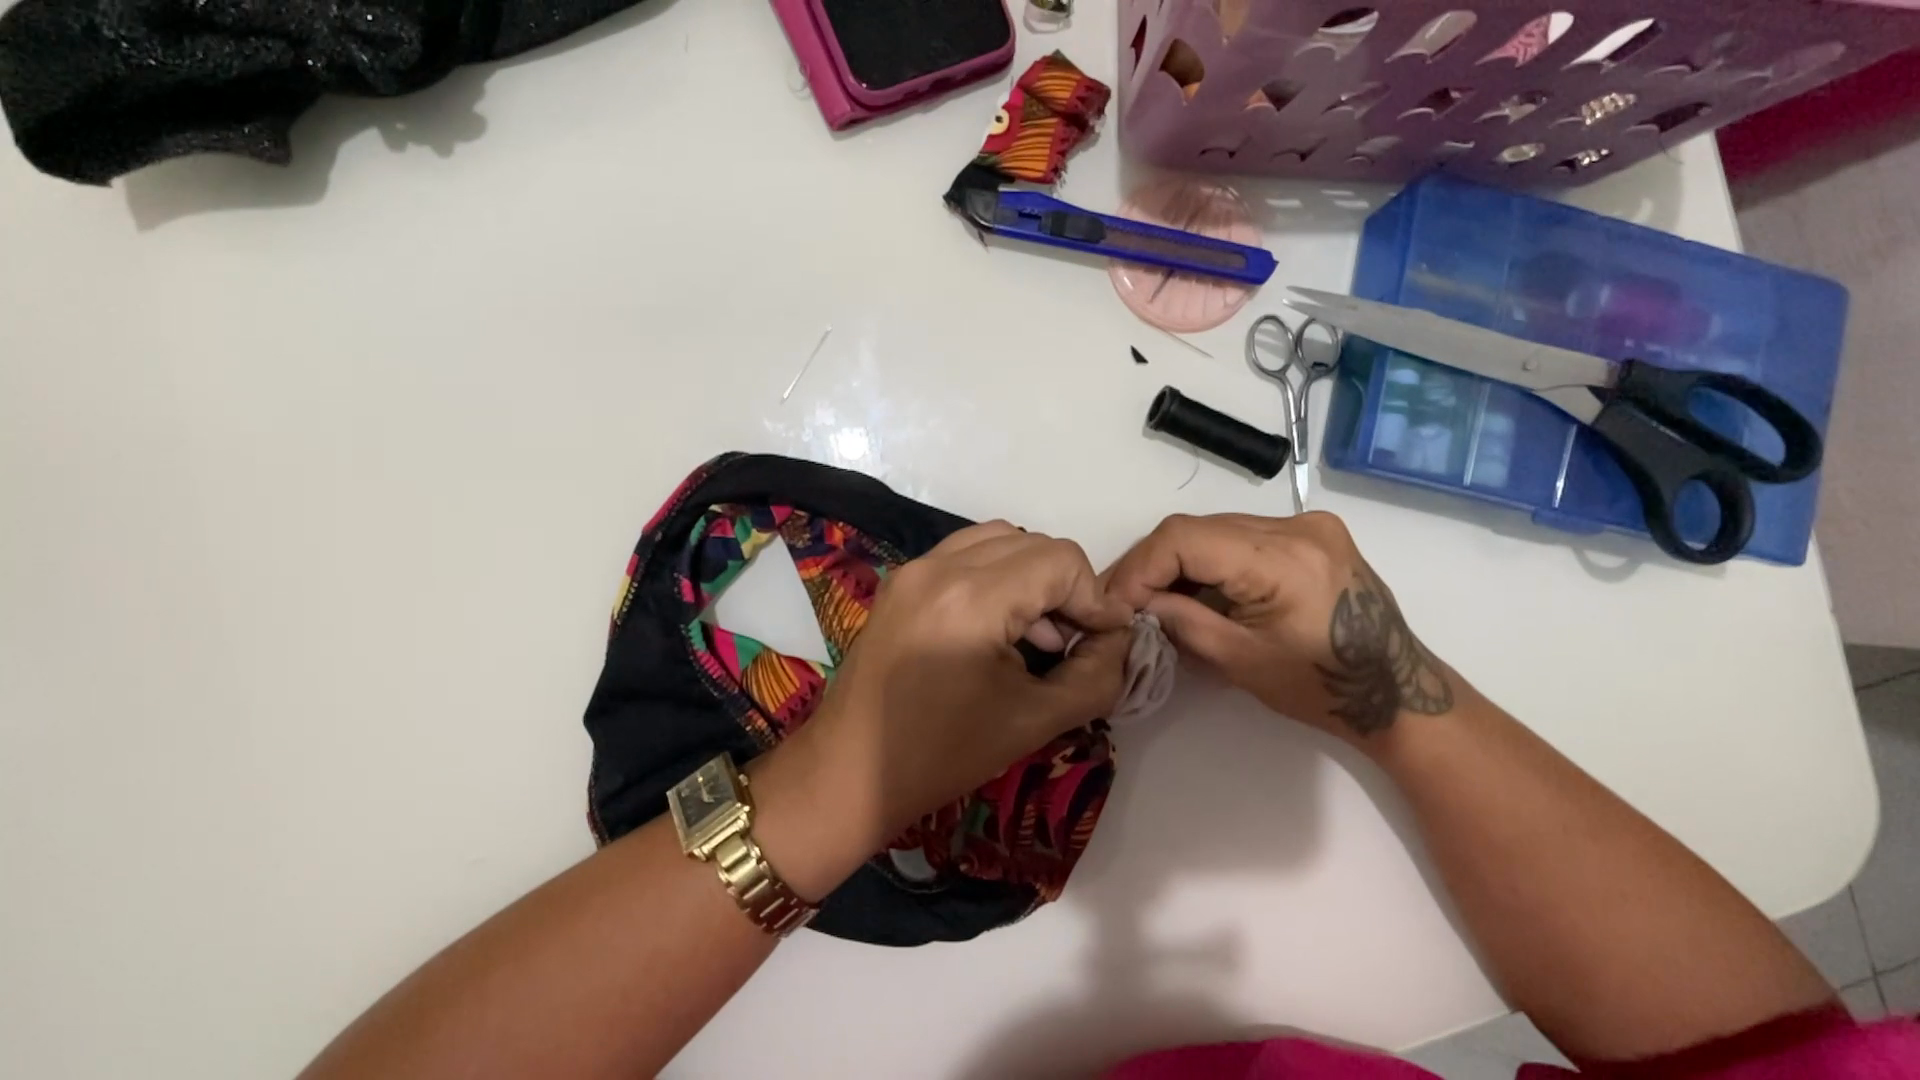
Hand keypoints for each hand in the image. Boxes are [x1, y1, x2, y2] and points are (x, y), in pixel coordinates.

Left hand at [754, 522, 1132, 895]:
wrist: (848, 774)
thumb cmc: (942, 755)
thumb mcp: (1034, 721)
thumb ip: (1095, 676)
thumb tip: (1120, 640)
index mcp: (972, 597)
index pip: (1061, 561)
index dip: (1095, 598)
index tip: (1105, 641)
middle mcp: (938, 567)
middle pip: (1032, 544)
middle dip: (1067, 586)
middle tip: (1077, 640)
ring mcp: (913, 570)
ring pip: (998, 541)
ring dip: (1032, 577)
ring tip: (1043, 635)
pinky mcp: (899, 583)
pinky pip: (965, 556)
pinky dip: (997, 576)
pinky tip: (1002, 629)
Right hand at [1102, 512, 1454, 742]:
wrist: (1397, 693)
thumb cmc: (1321, 688)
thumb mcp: (1240, 661)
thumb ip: (1181, 622)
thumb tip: (1132, 603)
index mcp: (1284, 560)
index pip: (1185, 539)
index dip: (1140, 566)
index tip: (1115, 603)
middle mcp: (1297, 527)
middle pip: (1198, 529)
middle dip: (1153, 565)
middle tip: (1122, 602)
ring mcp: (1308, 524)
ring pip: (1216, 529)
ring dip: (1178, 562)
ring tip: (1152, 599)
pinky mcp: (1311, 533)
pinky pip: (1241, 536)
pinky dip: (1210, 561)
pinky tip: (1195, 590)